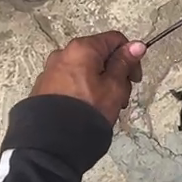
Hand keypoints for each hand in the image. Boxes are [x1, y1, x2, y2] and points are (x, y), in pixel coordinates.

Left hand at [30, 31, 144, 124]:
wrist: (53, 140)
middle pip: (99, 55)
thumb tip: (136, 45)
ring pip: (86, 70)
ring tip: (105, 107)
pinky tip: (87, 109)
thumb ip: (125, 63)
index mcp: (82, 48)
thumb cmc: (87, 110)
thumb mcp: (114, 86)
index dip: (131, 57)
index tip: (134, 78)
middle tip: (121, 96)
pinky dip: (83, 90)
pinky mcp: (44, 87)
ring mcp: (51, 70)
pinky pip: (71, 82)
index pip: (115, 40)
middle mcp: (63, 53)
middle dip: (115, 73)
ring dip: (100, 84)